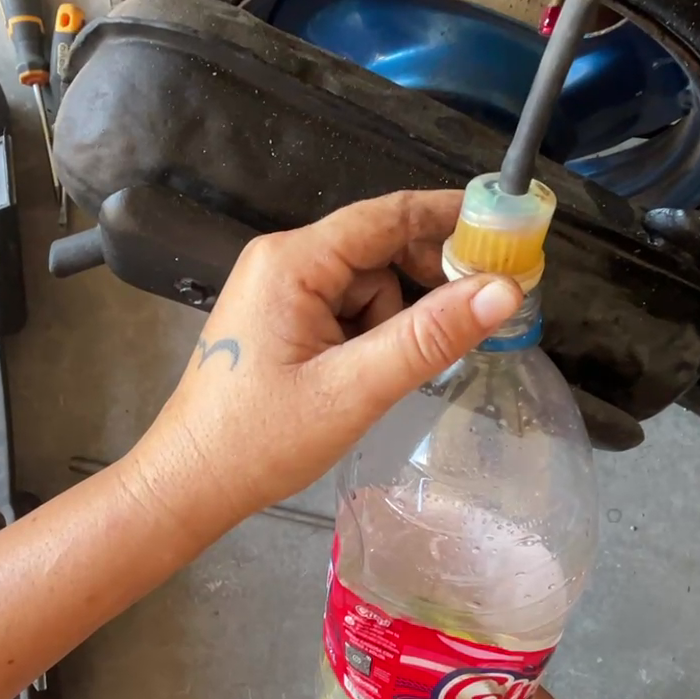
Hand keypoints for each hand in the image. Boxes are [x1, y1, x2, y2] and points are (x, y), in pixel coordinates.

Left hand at [125, 189, 523, 527]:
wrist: (191, 483)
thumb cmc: (261, 440)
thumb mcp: (354, 390)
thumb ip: (428, 337)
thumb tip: (503, 289)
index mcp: (293, 261)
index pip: (387, 215)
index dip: (451, 219)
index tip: (509, 232)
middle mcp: (281, 261)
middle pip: (378, 250)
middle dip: (421, 286)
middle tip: (457, 330)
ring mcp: (276, 290)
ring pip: (365, 286)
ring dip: (388, 324)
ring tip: (371, 380)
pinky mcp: (278, 319)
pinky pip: (342, 310)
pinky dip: (365, 337)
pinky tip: (355, 377)